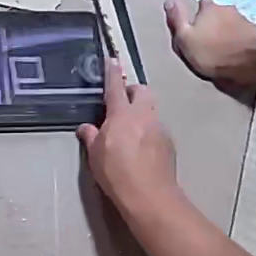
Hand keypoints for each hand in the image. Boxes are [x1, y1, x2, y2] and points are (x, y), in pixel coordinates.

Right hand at [77, 59, 179, 213]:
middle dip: (132, 91)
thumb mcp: (94, 155)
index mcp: (122, 114)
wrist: (149, 196)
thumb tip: (87, 128)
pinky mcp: (169, 143)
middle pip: (142, 91)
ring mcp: (159, 129)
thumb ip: (90, 136)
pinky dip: (148, 131)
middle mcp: (143, 116)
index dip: (112, 72)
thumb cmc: (116, 173)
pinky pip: (156, 128)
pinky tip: (140, 149)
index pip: (116, 86)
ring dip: (140, 113)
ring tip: (128, 131)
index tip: (111, 60)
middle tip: (120, 103)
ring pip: (150, 110)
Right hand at [166, 0, 255, 86]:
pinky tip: (237, 51)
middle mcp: (228, 8)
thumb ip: (177, 19)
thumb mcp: (185, 39)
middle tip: (210, 40)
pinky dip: (240, 39)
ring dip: (228, 30)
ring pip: (232, 22)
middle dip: (215, 22)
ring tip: (224, 47)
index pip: (203, 4)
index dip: (199, 15)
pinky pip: (244, 33)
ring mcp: (244, 19)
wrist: (248, 63)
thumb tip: (169, 1)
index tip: (196, 29)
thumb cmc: (211, 52)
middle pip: (219, 12)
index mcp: (209, 8)